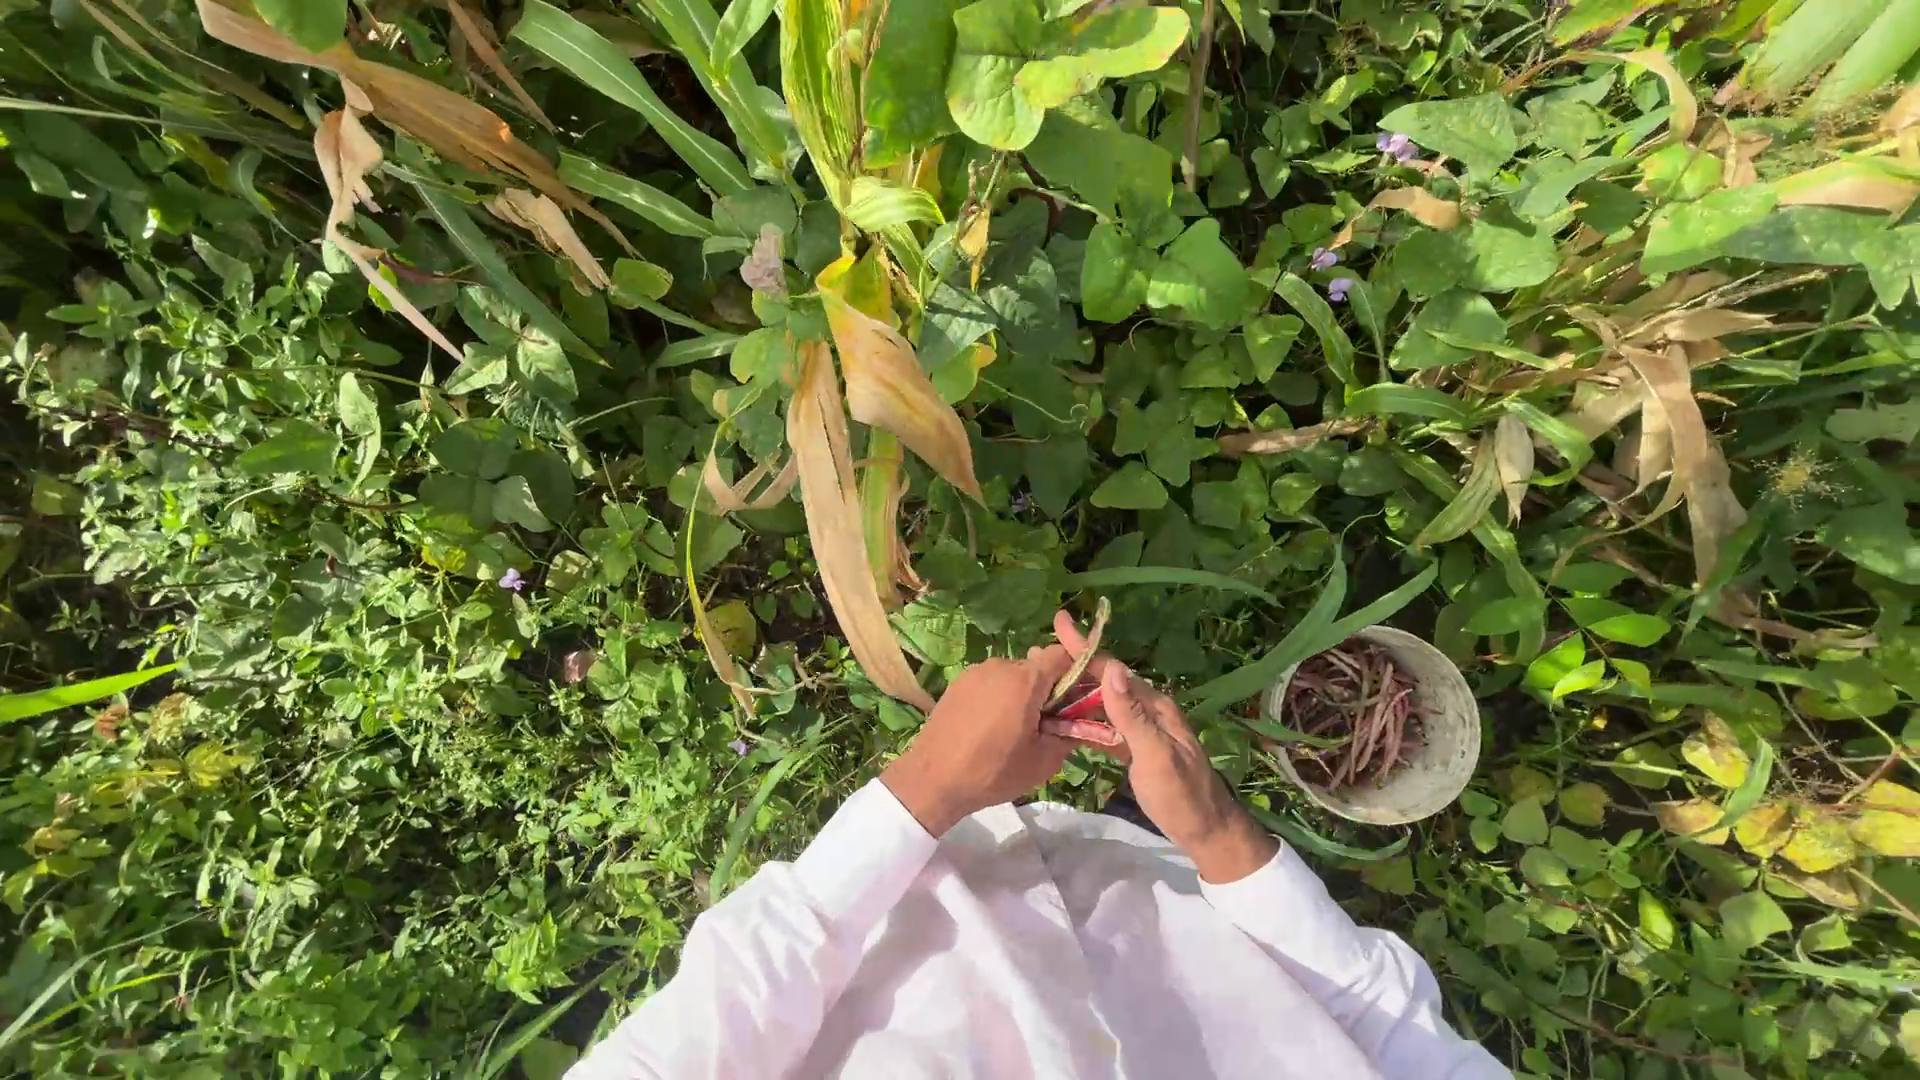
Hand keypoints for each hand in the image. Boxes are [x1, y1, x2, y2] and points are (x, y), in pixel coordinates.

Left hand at [881, 648, 1079, 836]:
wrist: (933, 779)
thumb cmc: (993, 771)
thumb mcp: (1042, 762)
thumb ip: (1069, 735)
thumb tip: (1080, 723)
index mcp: (1025, 680)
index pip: (1061, 655)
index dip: (1073, 673)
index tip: (1073, 701)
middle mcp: (1000, 666)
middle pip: (1035, 667)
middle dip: (1045, 690)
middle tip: (1043, 724)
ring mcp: (975, 672)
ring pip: (1011, 675)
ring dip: (1020, 694)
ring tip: (1012, 728)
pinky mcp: (957, 683)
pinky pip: (989, 682)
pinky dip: (997, 697)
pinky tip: (989, 726)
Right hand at [1043, 611, 1278, 883]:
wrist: (1207, 833)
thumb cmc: (1182, 796)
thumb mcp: (1156, 755)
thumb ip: (1132, 715)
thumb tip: (1112, 669)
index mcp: (1154, 705)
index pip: (1112, 669)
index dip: (1083, 648)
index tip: (1059, 623)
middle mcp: (1146, 710)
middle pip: (1104, 681)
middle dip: (1072, 665)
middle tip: (1035, 656)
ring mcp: (1141, 729)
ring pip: (1100, 702)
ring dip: (1072, 691)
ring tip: (1041, 682)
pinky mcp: (1134, 748)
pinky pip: (1102, 725)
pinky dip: (1080, 719)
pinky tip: (1061, 719)